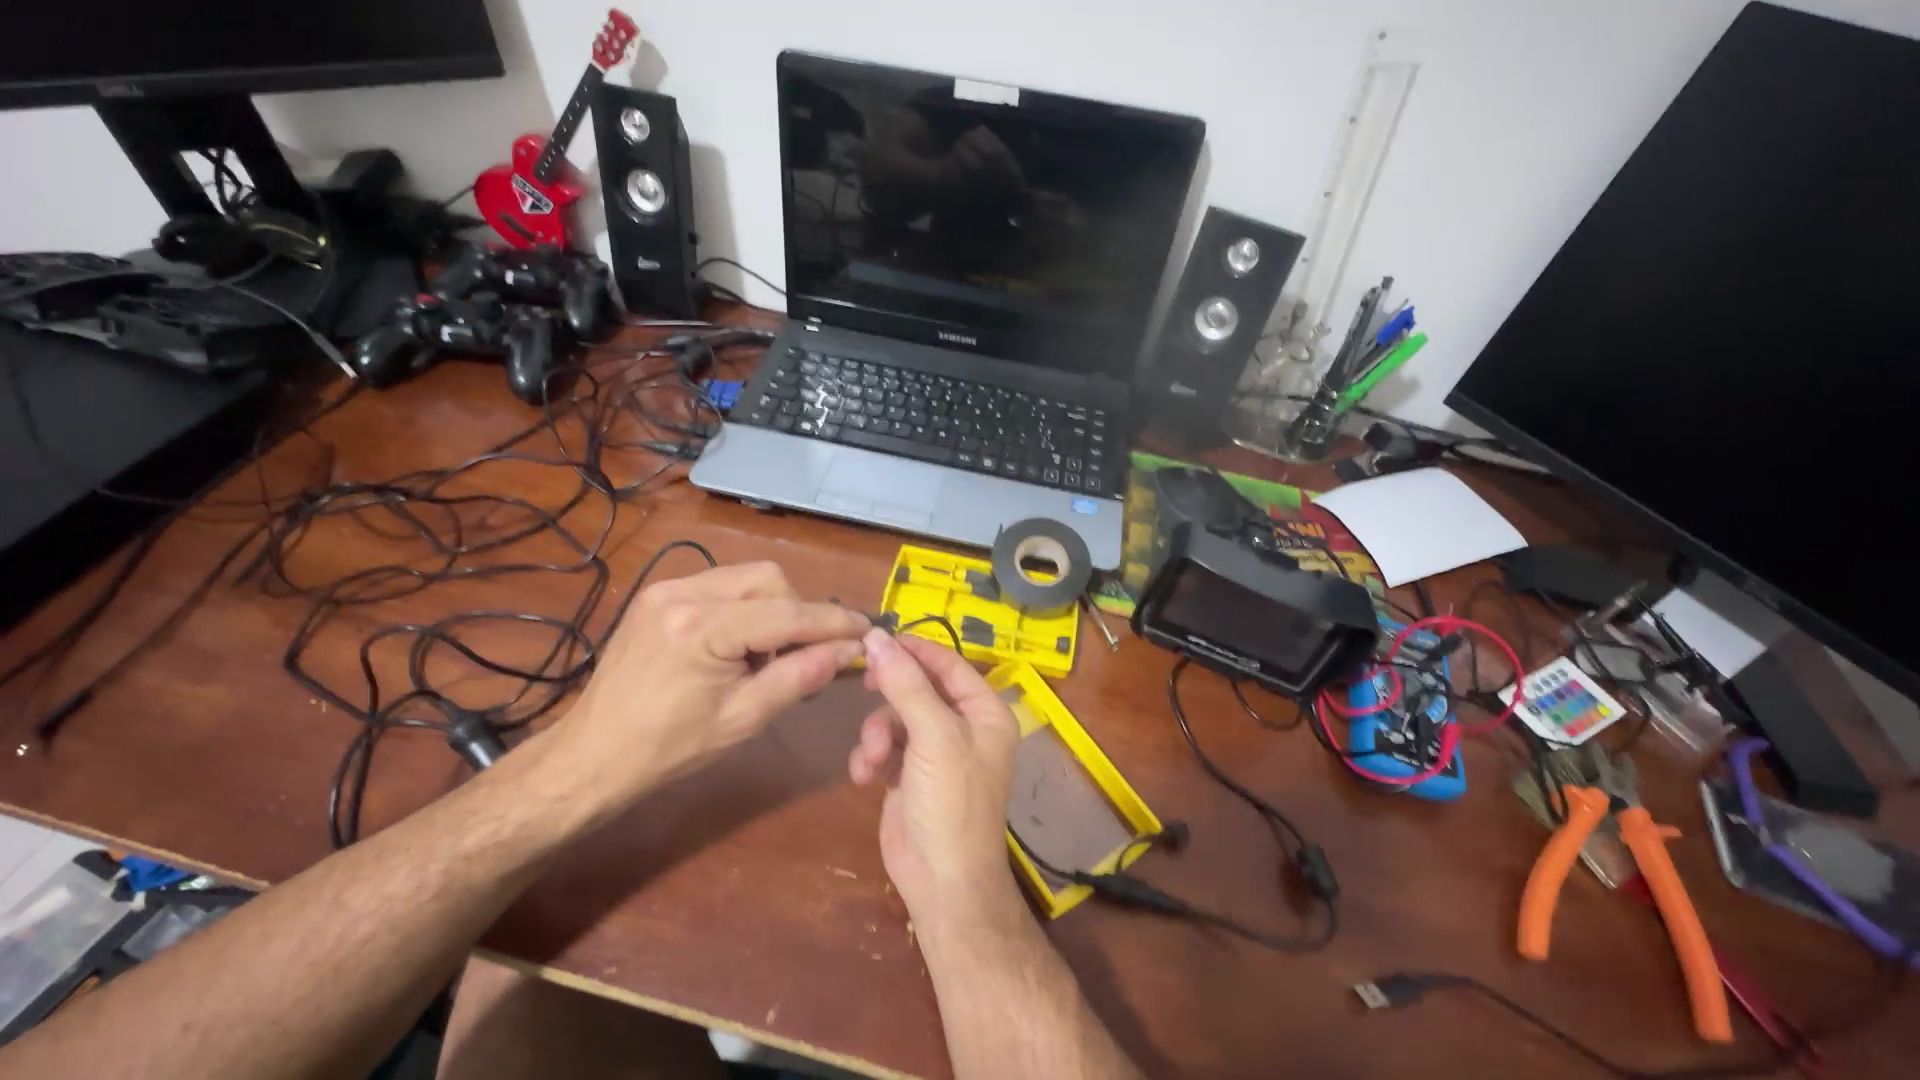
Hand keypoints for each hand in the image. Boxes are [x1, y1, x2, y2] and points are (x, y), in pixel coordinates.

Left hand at [550, 562, 869, 812]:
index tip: (868, 631)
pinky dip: (744, 607)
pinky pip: (720, 586)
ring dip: (773, 607)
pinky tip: (739, 645)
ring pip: (746, 577)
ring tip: (769, 655)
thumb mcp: (743, 719)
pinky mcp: (656, 595)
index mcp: (702, 628)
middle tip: (807, 655)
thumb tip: (848, 651)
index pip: (787, 612)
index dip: (833, 622)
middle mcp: (683, 593)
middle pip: (769, 579)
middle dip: (799, 611)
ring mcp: (665, 588)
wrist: (593, 754)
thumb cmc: (669, 749)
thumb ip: (799, 677)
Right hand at [848, 630, 1022, 928]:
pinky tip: (864, 776)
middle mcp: (962, 728)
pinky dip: (871, 757)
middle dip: (890, 696)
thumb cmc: (951, 800)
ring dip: (877, 734)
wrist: (942, 878)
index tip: (877, 639)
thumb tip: (877, 637)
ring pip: (894, 718)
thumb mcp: (933, 736)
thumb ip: (905, 685)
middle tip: (865, 682)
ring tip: (873, 759)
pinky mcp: (907, 776)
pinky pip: (883, 748)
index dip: (914, 650)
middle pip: (917, 688)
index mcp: (984, 712)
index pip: (949, 664)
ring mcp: (934, 754)